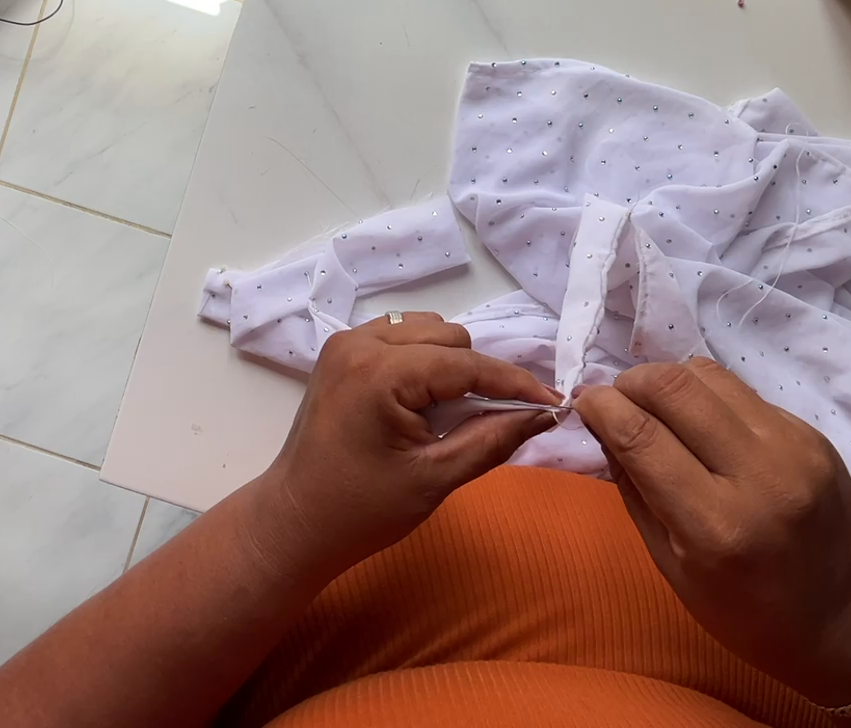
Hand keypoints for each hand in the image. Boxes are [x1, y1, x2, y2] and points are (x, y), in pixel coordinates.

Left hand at [252, 312, 559, 574]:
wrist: (296, 521)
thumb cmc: (362, 510)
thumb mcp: (435, 479)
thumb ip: (493, 440)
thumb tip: (542, 414)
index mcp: (380, 372)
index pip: (465, 364)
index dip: (514, 384)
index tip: (554, 402)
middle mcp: (360, 342)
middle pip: (449, 337)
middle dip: (477, 375)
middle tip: (487, 420)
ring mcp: (347, 341)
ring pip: (427, 329)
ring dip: (450, 362)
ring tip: (448, 411)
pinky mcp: (341, 349)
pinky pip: (401, 334)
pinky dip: (423, 358)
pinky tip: (421, 396)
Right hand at [573, 357, 850, 706]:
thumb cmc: (751, 614)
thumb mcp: (671, 566)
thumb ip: (632, 489)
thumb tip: (601, 426)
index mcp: (717, 527)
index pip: (640, 435)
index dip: (600, 406)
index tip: (583, 403)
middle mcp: (760, 475)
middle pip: (672, 386)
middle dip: (628, 382)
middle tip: (616, 401)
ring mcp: (793, 446)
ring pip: (704, 373)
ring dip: (664, 380)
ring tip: (655, 408)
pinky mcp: (810, 431)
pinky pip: (737, 389)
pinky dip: (703, 395)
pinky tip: (701, 423)